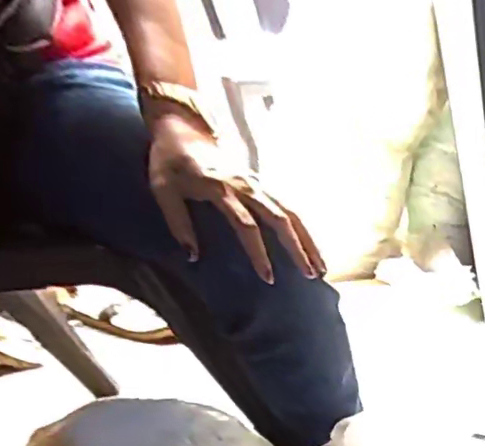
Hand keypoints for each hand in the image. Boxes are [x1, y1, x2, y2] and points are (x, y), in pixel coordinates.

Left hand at [145, 110, 324, 282]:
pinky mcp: (266, 186)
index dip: (259, 253)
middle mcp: (246, 187)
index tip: (268, 277)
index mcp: (219, 188)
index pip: (246, 224)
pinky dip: (306, 232)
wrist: (184, 129)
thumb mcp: (162, 189)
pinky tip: (314, 250)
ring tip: (321, 268)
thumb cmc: (171, 162)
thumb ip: (178, 223)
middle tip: (310, 275)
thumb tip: (193, 257)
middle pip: (280, 220)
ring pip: (292, 215)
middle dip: (297, 249)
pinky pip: (292, 210)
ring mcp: (259, 185)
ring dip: (309, 242)